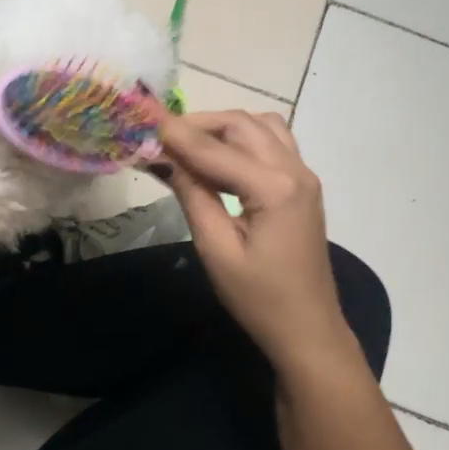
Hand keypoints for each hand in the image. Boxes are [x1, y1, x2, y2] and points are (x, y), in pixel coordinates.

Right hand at [152, 109, 352, 366]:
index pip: (215, 148)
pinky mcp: (301, 186)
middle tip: (158, 138)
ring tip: (185, 147)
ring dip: (221, 128)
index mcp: (274, 188)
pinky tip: (214, 160)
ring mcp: (303, 175)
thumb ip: (193, 195)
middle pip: (241, 124)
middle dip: (197, 124)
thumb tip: (165, 159)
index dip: (175, 134)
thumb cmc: (257, 297)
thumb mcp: (215, 248)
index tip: (141, 122)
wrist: (307, 327)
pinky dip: (240, 139)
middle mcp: (295, 170)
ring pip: (260, 126)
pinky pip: (271, 143)